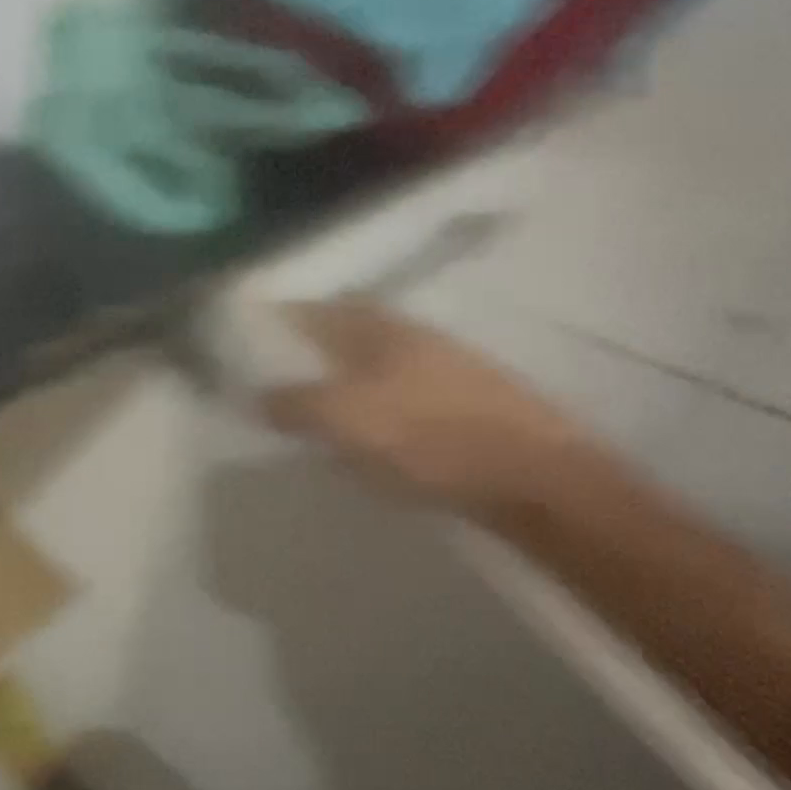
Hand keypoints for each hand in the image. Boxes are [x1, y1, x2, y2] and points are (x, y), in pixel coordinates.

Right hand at [263, 300, 596, 512]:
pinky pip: (408, 395)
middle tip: (281, 371)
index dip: (284, 315)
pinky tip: (376, 432)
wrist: (538, 482)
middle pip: (352, 332)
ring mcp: (453, 368)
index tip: (252, 330)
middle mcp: (418, 336)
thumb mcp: (342, 419)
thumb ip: (292, 403)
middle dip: (316, 347)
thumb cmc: (427, 438)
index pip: (320, 307)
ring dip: (349, 377)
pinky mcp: (476, 405)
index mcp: (382, 328)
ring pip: (382, 364)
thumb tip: (260, 397)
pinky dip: (381, 405)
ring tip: (322, 406)